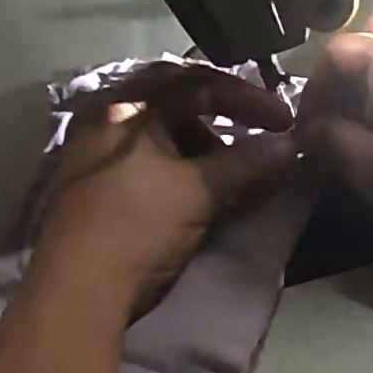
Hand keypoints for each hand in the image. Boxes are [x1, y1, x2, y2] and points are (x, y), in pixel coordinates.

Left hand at [31, 63, 297, 312]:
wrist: (80, 289)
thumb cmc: (138, 227)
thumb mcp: (197, 192)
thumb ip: (246, 163)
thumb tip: (292, 143)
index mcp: (127, 107)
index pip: (198, 83)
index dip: (248, 98)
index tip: (284, 121)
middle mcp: (110, 120)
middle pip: (181, 109)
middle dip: (226, 127)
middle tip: (258, 146)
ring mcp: (103, 156)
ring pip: (168, 140)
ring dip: (207, 154)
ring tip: (233, 182)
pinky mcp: (104, 189)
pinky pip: (155, 167)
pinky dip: (186, 175)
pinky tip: (205, 197)